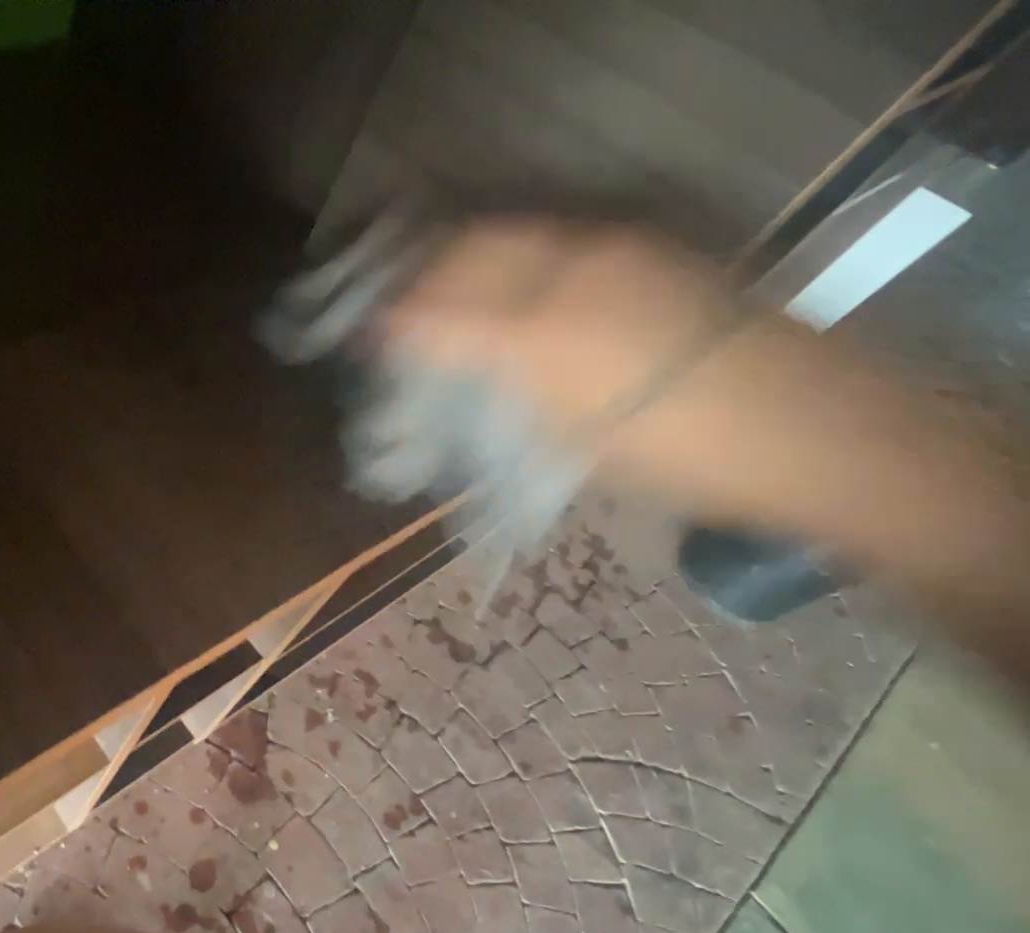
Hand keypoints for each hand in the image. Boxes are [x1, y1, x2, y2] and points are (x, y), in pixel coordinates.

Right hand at [378, 220, 909, 529]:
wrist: (808, 427)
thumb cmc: (670, 458)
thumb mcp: (560, 441)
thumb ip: (492, 392)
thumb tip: (439, 371)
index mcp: (536, 335)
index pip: (434, 309)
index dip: (389, 320)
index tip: (363, 336)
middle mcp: (565, 274)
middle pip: (465, 250)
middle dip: (420, 274)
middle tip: (398, 310)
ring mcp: (611, 252)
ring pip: (510, 236)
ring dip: (464, 260)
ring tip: (444, 296)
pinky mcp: (645, 249)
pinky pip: (554, 240)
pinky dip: (514, 257)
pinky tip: (509, 290)